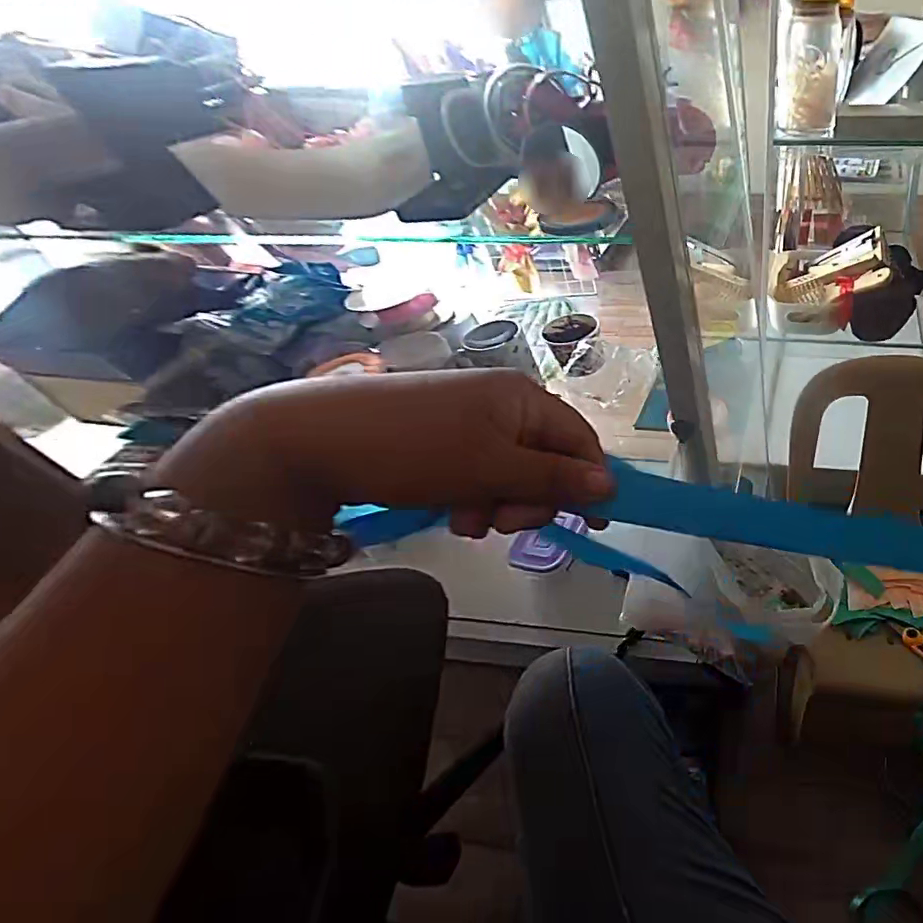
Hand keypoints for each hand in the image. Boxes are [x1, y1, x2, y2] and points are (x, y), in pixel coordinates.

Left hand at [147, 370, 615, 537]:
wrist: (313, 439)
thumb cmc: (414, 448)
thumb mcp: (490, 469)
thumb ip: (553, 478)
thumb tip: (610, 485)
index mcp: (523, 399)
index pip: (579, 440)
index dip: (589, 482)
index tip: (591, 524)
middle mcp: (504, 404)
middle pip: (548, 460)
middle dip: (532, 499)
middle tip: (505, 524)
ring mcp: (473, 420)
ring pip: (514, 473)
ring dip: (500, 504)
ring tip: (468, 521)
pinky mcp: (446, 439)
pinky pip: (482, 473)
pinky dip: (475, 498)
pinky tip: (451, 512)